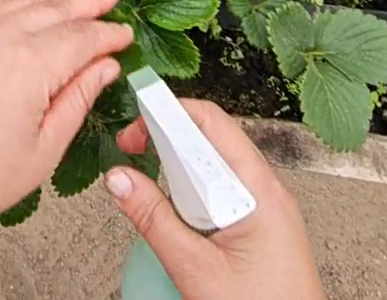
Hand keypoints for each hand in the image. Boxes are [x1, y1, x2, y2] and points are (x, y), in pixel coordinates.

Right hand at [105, 99, 325, 299]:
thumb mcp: (197, 271)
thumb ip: (154, 220)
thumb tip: (119, 178)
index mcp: (259, 190)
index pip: (208, 122)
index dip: (165, 115)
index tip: (132, 129)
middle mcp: (267, 191)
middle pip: (210, 138)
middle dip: (166, 138)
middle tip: (131, 152)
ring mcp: (266, 210)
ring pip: (214, 165)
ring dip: (178, 167)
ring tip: (150, 183)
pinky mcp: (261, 229)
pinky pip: (220, 191)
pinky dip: (191, 192)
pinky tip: (176, 212)